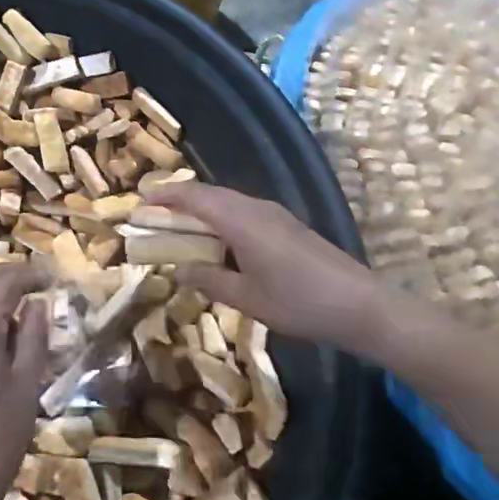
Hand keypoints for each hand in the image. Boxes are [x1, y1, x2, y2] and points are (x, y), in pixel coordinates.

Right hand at [145, 183, 384, 352]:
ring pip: (229, 201)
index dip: (164, 196)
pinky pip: (244, 212)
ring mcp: (276, 215)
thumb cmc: (299, 303)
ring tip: (180, 230)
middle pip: (210, 194)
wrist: (359, 305)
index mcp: (242, 221)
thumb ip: (209, 280)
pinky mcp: (288, 226)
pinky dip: (221, 220)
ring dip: (201, 210)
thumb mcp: (247, 298)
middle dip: (178, 201)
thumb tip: (179, 270)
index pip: (194, 196)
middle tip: (153, 218)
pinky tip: (218, 243)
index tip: (139, 204)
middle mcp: (257, 208)